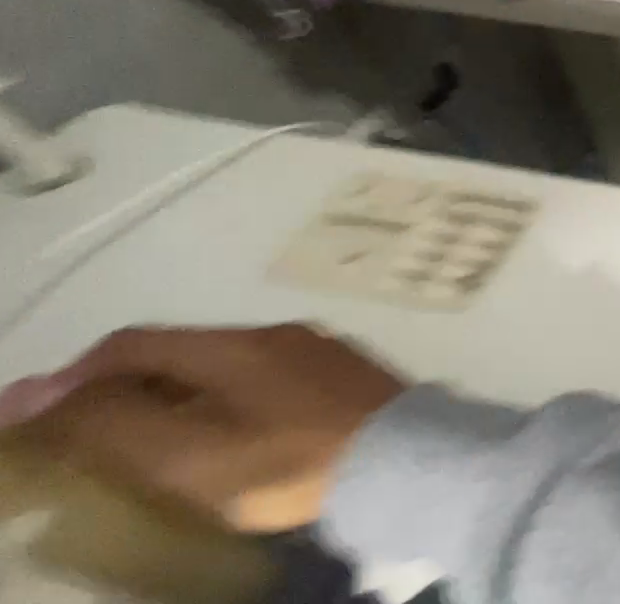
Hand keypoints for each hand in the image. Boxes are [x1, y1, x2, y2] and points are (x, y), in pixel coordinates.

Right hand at [0, 324, 405, 532]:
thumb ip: (111, 423)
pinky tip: (236, 432)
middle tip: (97, 436)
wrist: (405, 461)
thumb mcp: (187, 454)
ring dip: (183, 391)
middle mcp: (282, 333)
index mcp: (238, 345)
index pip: (136, 343)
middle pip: (184, 348)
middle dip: (129, 385)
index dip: (75, 378)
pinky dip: (232, 396)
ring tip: (160, 439)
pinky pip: (272, 374)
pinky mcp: (351, 372)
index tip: (42, 419)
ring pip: (230, 361)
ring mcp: (324, 349)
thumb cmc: (292, 462)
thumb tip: (30, 393)